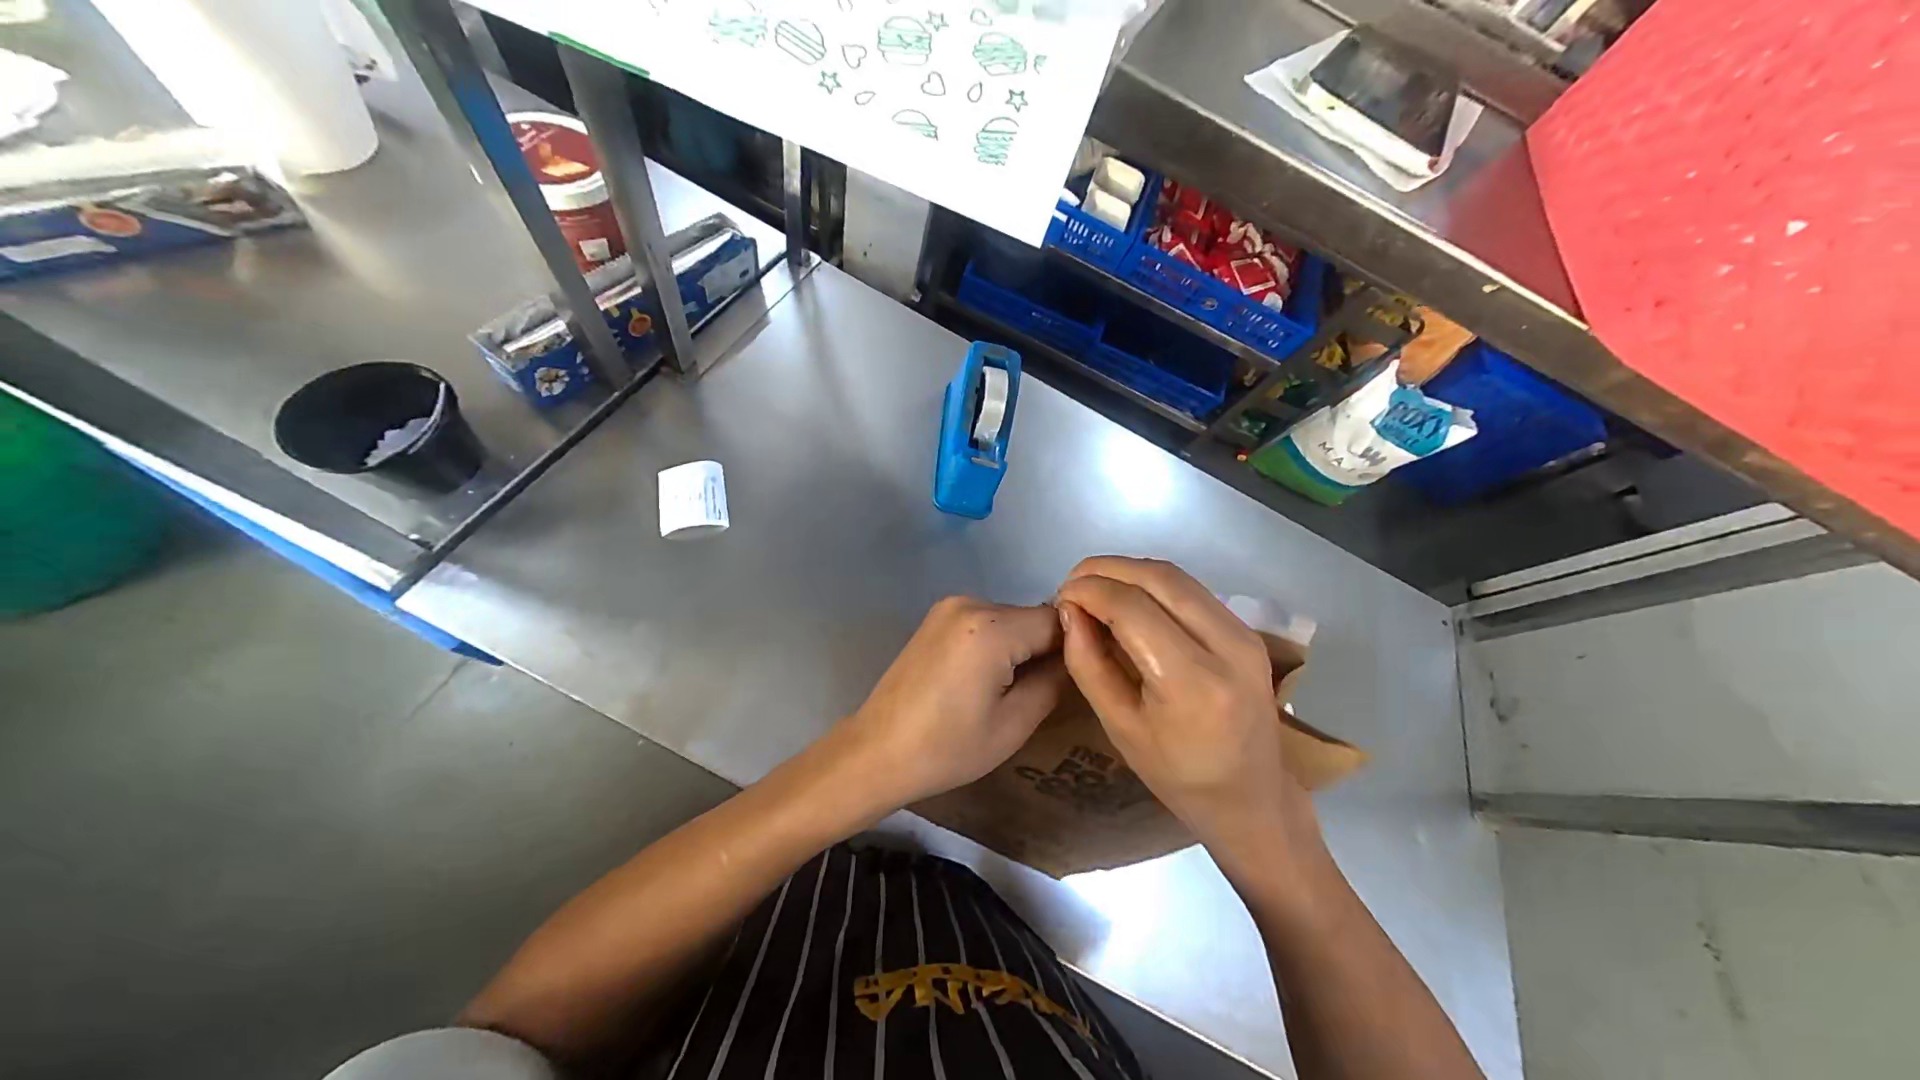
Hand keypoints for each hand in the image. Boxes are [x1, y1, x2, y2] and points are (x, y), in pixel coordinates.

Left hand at [829, 596, 1068, 812]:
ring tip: (1009, 691)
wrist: (877, 751)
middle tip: (1043, 692)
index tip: (1076, 680)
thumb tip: (1074, 656)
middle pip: (1033, 617)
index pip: (1058, 621)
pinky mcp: (936, 617)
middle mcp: (970, 603)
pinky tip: (985, 680)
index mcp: (991, 627)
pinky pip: (985, 623)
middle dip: (1044, 649)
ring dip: (1020, 647)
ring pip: (1011, 620)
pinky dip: (996, 644)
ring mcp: (949, 607)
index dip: (1075, 649)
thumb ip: (1054, 680)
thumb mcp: (1015, 723)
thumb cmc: (948, 747)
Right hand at [1056, 557, 1321, 870]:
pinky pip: (1191, 590)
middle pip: (1157, 578)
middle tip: (1072, 586)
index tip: (1060, 598)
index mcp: (1193, 682)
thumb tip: (1068, 610)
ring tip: (1094, 589)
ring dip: (1128, 572)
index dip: (1089, 591)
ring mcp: (1244, 634)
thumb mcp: (1119, 726)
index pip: (1132, 608)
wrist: (1251, 796)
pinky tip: (1128, 600)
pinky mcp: (1247, 631)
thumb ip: (1088, 663)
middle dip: (1105, 571)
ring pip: (1176, 576)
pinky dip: (1152, 584)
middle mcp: (1227, 646)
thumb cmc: (1177, 775)